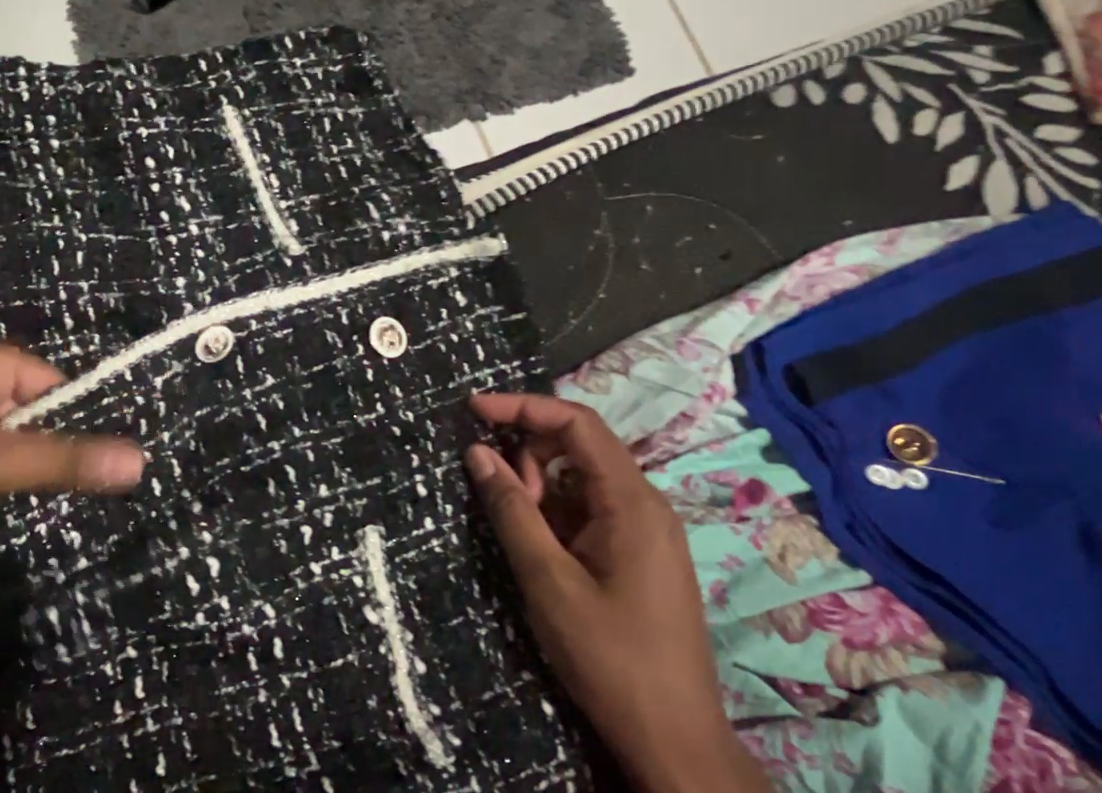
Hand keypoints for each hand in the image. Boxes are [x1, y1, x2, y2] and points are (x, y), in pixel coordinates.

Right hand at [465, 394, 767, 792]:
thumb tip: (477, 453)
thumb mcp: (547, 580)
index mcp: (632, 502)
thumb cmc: (609, 655)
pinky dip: (553, 515)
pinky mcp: (637, 556)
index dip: (523, 407)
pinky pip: (588, 511)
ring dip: (538, 487)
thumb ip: (511, 510)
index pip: (577, 423)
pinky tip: (538, 549)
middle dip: (527, 455)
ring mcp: (644, 532)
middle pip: (578, 447)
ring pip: (579, 480)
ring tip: (518, 532)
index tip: (472, 408)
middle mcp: (644, 506)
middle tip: (497, 496)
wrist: (672, 735)